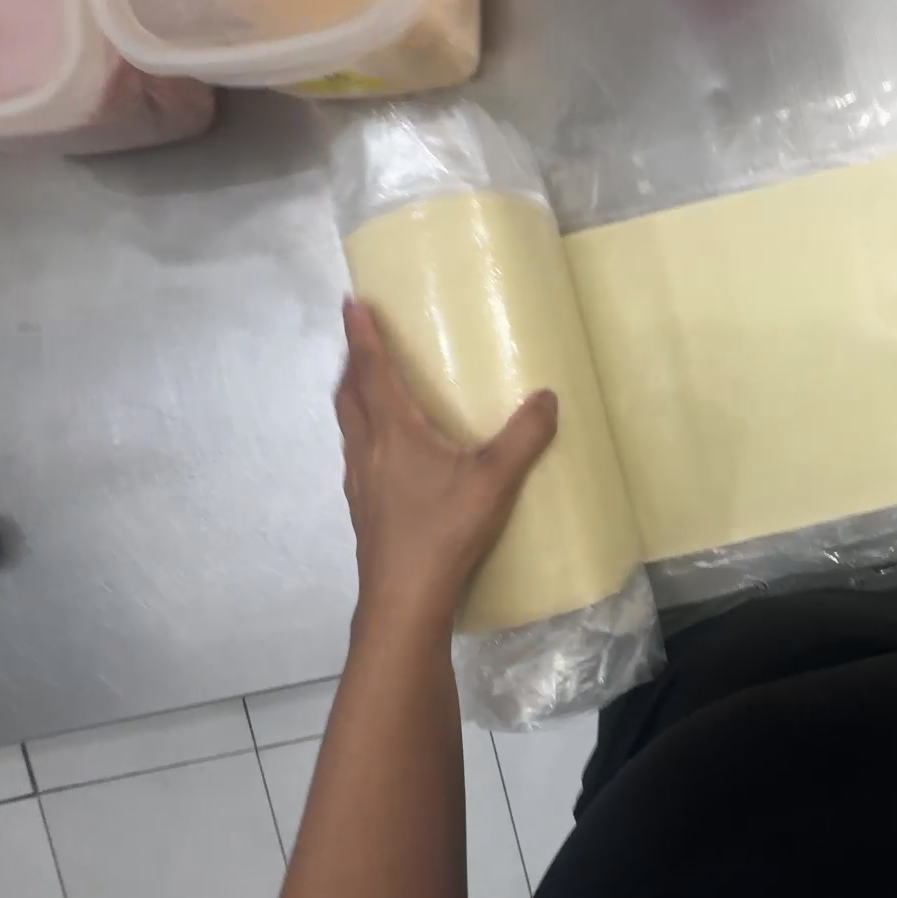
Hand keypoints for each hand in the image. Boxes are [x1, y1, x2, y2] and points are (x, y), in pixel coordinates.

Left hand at [334, 300, 557, 635]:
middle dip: (353, 360)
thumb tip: (548, 397)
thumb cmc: (445, 529)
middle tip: (361, 337)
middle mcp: (368, 450)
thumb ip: (524, 436)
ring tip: (368, 384)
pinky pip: (357, 450)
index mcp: (394, 433)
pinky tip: (385, 449)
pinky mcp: (365, 506)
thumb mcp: (495, 479)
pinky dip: (363, 429)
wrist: (404, 596)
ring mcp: (360, 481)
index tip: (351, 301)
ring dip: (353, 394)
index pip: (373, 372)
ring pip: (348, 424)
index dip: (363, 335)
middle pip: (349, 393)